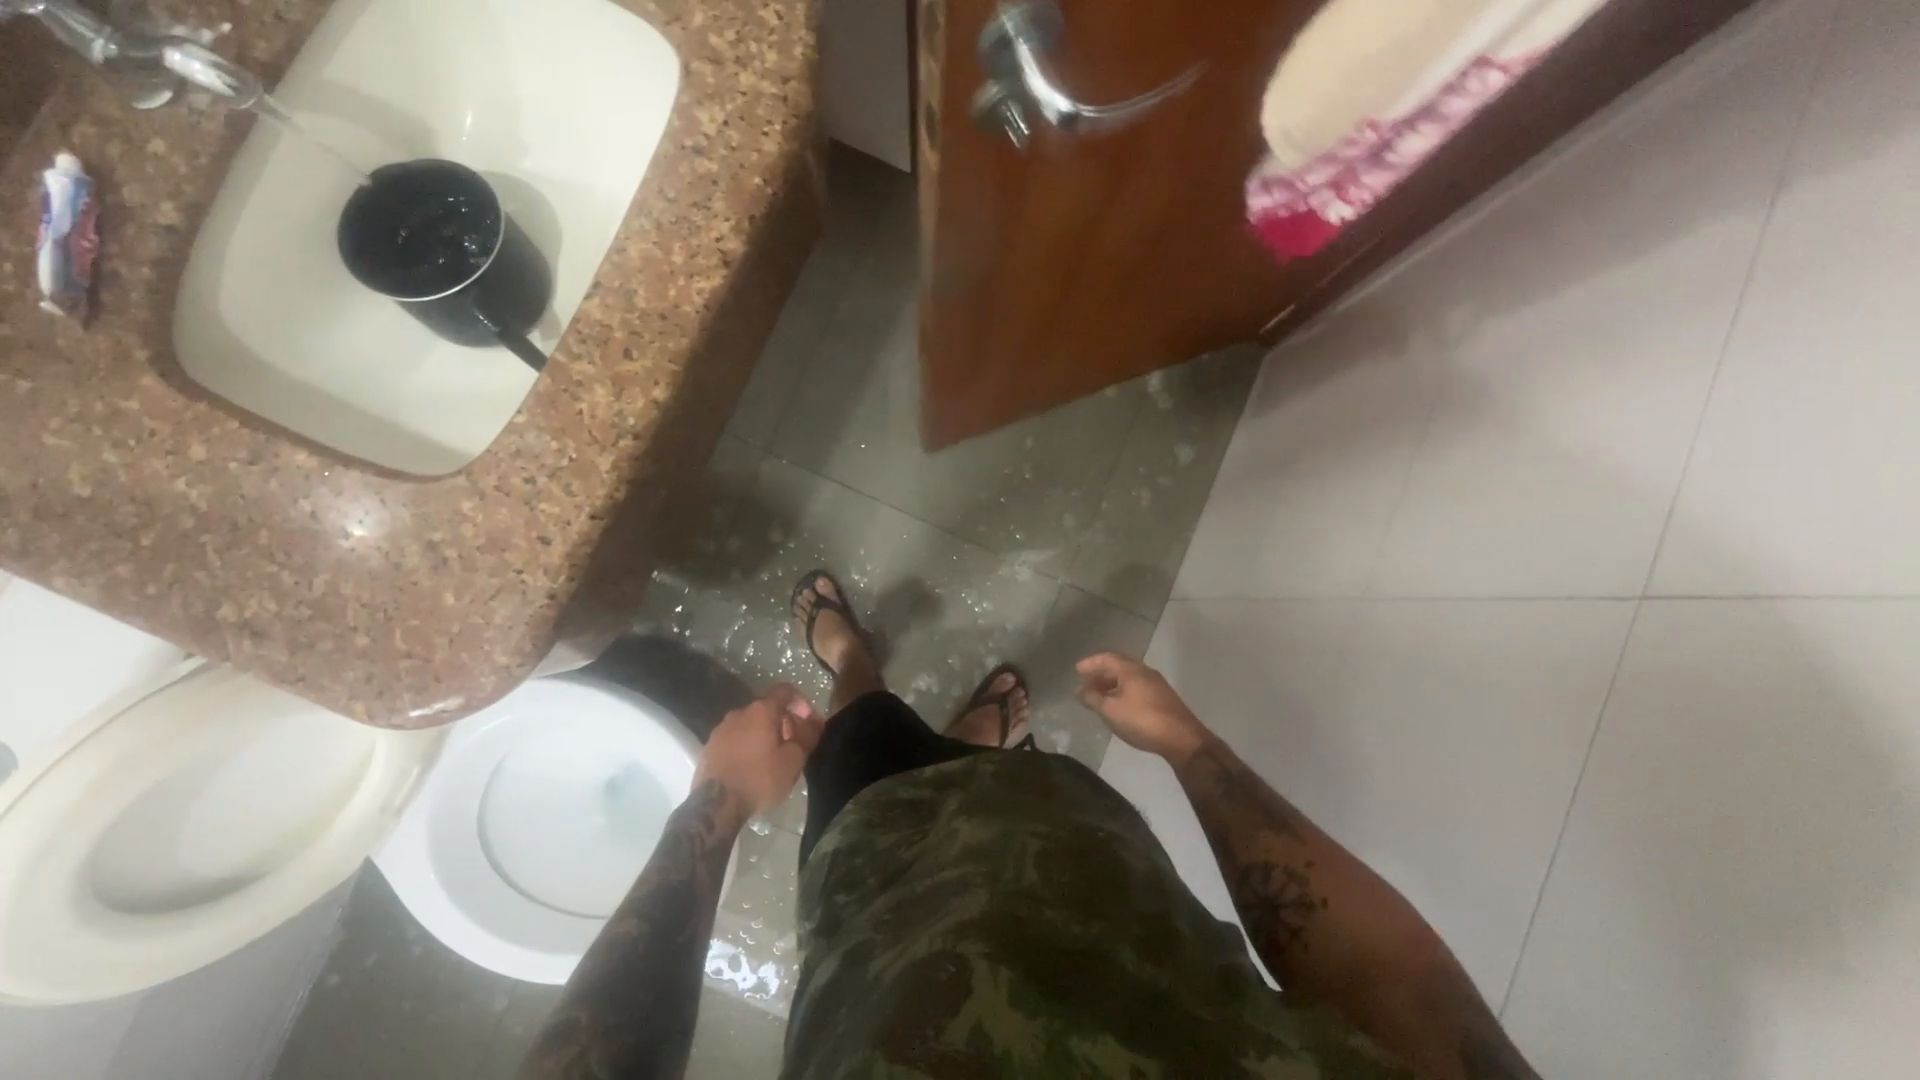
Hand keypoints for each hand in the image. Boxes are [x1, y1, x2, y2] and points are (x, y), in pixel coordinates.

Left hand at [694, 684, 822, 820]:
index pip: (784, 691)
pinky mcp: (709, 748)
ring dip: (764, 735)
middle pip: (766, 709)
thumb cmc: (760, 779)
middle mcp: (738, 713)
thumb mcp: (793, 760)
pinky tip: (751, 768)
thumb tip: (816, 719)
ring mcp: (720, 730)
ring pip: (749, 724)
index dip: (801, 701)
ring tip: (773, 759)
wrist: (716, 806)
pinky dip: (747, 746)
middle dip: (783, 722)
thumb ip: (808, 735)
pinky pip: (734, 739)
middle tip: (793, 745)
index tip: (808, 721)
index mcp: (760, 711)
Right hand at [1076, 653, 1209, 761]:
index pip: (1106, 658)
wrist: (1181, 738)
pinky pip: (1137, 689)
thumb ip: (1093, 698)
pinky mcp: (1163, 699)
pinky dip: (1123, 693)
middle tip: (1086, 685)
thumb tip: (1080, 690)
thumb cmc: (1141, 719)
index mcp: (1131, 669)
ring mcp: (1157, 685)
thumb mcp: (1110, 710)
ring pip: (1129, 679)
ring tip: (1099, 697)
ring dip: (1112, 685)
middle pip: (1119, 667)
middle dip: (1100, 675)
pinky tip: (1119, 707)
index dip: (1090, 663)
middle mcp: (1145, 672)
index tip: (1077, 670)